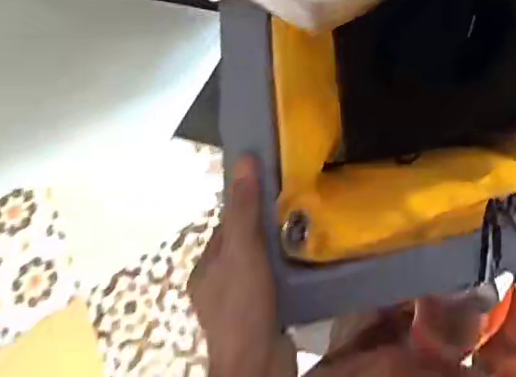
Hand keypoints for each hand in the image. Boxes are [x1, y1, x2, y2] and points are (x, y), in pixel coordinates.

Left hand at [188, 154, 292, 376]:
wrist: (257, 369)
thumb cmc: (243, 307)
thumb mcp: (243, 251)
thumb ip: (243, 209)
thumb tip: (244, 160)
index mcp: (206, 268)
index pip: (228, 222)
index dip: (250, 201)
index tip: (277, 184)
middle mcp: (218, 285)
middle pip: (246, 241)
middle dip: (269, 223)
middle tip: (300, 204)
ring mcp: (239, 304)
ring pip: (262, 262)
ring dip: (282, 246)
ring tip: (310, 228)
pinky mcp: (262, 317)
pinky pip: (275, 281)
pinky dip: (289, 269)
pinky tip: (308, 261)